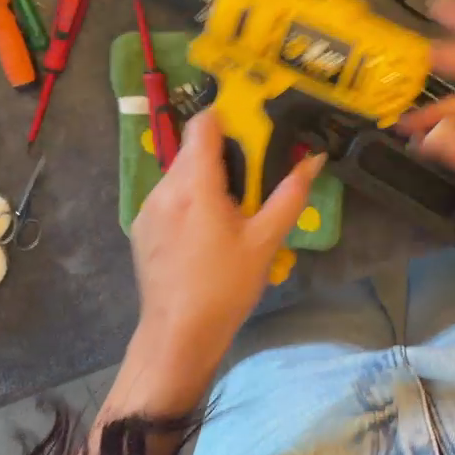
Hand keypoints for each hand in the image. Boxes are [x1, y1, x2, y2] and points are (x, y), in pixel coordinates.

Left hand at [129, 110, 325, 368]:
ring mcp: (147, 208)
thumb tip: (313, 160)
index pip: (202, 124)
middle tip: (249, 181)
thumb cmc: (226, 286)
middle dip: (220, 155)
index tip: (249, 133)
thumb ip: (289, 196)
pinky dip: (185, 202)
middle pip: (191, 150)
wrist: (178, 334)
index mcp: (195, 184)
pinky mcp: (140, 228)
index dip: (225, 120)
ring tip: (227, 212)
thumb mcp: (265, 242)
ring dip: (202, 180)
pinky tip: (202, 233)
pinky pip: (166, 198)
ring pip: (178, 175)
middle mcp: (165, 188)